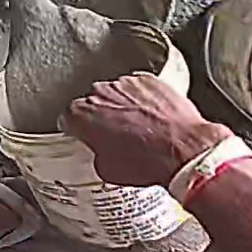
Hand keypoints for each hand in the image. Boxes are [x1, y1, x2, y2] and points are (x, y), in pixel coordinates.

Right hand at [64, 74, 231, 186]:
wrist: (184, 150)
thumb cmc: (147, 161)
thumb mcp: (108, 171)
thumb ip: (96, 154)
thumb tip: (101, 153)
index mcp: (81, 114)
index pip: (67, 117)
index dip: (75, 129)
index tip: (83, 135)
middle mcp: (100, 93)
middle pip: (92, 102)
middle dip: (100, 116)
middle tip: (115, 134)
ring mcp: (125, 83)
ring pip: (117, 93)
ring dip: (123, 106)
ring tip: (139, 127)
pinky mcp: (149, 80)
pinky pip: (140, 88)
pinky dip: (144, 99)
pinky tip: (153, 117)